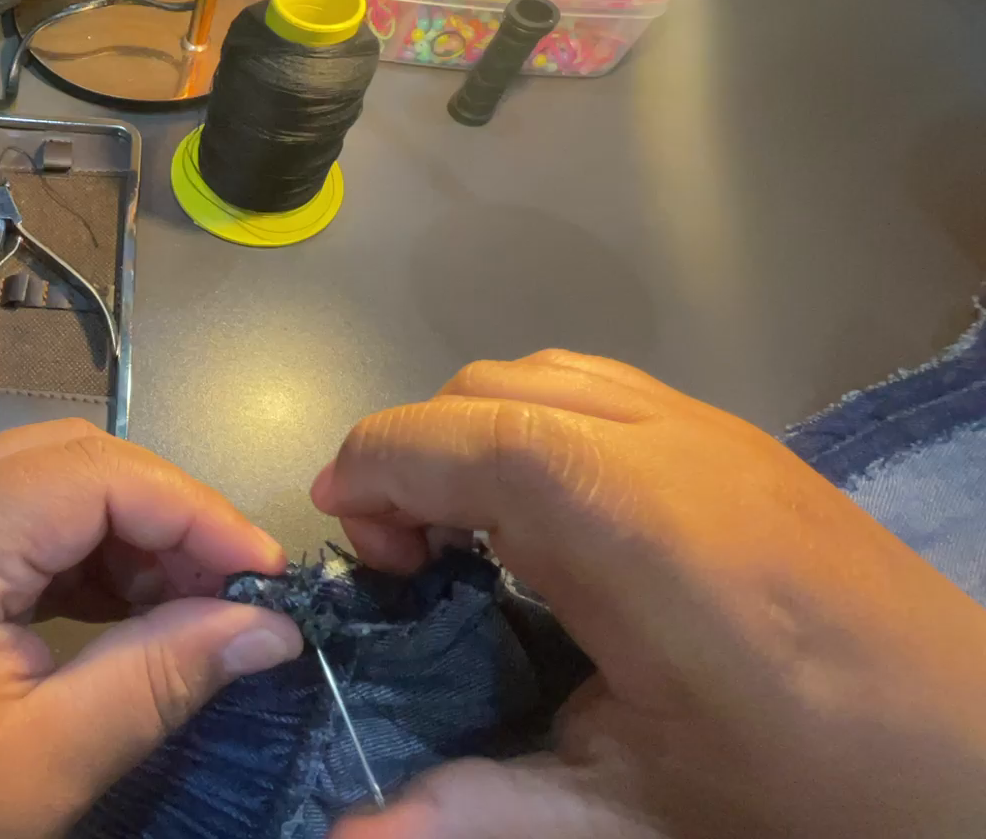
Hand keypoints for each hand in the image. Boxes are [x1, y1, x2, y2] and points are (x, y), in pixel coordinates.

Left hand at [0, 420, 301, 838]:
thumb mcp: (46, 762)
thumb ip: (161, 678)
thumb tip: (270, 627)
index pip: (91, 475)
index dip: (190, 509)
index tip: (264, 573)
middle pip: (74, 458)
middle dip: (165, 509)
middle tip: (230, 587)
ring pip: (56, 477)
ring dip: (132, 526)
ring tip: (190, 600)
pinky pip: (29, 516)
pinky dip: (91, 548)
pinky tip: (130, 603)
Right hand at [312, 350, 985, 838]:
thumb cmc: (821, 800)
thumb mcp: (640, 819)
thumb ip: (481, 809)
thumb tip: (347, 836)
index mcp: (636, 534)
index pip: (457, 440)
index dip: (372, 470)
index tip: (353, 542)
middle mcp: (665, 451)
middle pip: (472, 396)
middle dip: (404, 457)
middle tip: (407, 552)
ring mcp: (704, 426)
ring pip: (520, 376)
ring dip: (457, 432)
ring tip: (466, 519)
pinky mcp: (726, 429)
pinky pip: (574, 380)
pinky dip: (515, 416)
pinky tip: (536, 495)